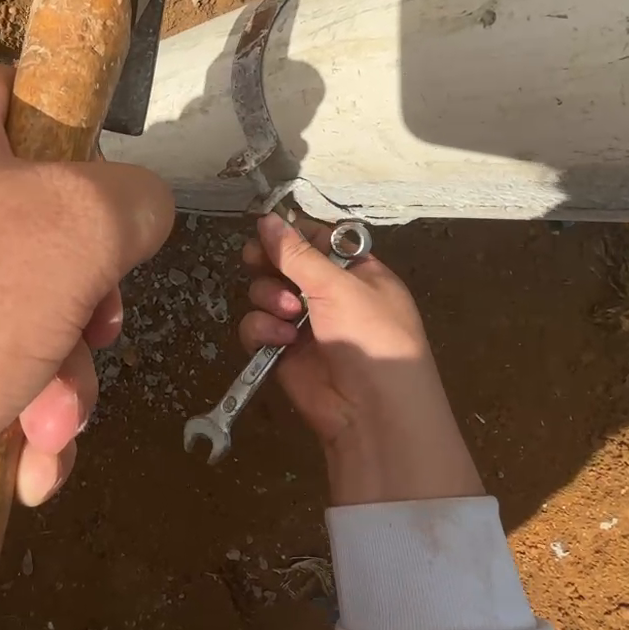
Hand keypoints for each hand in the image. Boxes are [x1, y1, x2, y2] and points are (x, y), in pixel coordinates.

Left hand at [0, 65, 172, 570]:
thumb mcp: (65, 228)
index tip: (109, 232)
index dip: (91, 164)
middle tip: (86, 349)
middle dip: (82, 310)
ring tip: (47, 437)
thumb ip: (130, 200)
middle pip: (38, 231)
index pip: (35, 109)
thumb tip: (137, 210)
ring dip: (55, 382)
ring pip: (15, 316)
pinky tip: (23, 470)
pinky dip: (8, 418)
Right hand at [239, 215, 482, 505]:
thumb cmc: (371, 337)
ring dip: (269, 298)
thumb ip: (297, 253)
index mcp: (355, 273)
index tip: (267, 228)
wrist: (372, 412)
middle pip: (282, 263)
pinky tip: (280, 340)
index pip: (316, 241)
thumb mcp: (339, 287)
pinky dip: (263, 329)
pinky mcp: (281, 349)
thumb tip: (266, 217)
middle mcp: (327, 294)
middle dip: (270, 263)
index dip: (292, 234)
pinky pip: (257, 325)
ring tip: (288, 314)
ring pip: (264, 291)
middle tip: (257, 260)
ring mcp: (302, 322)